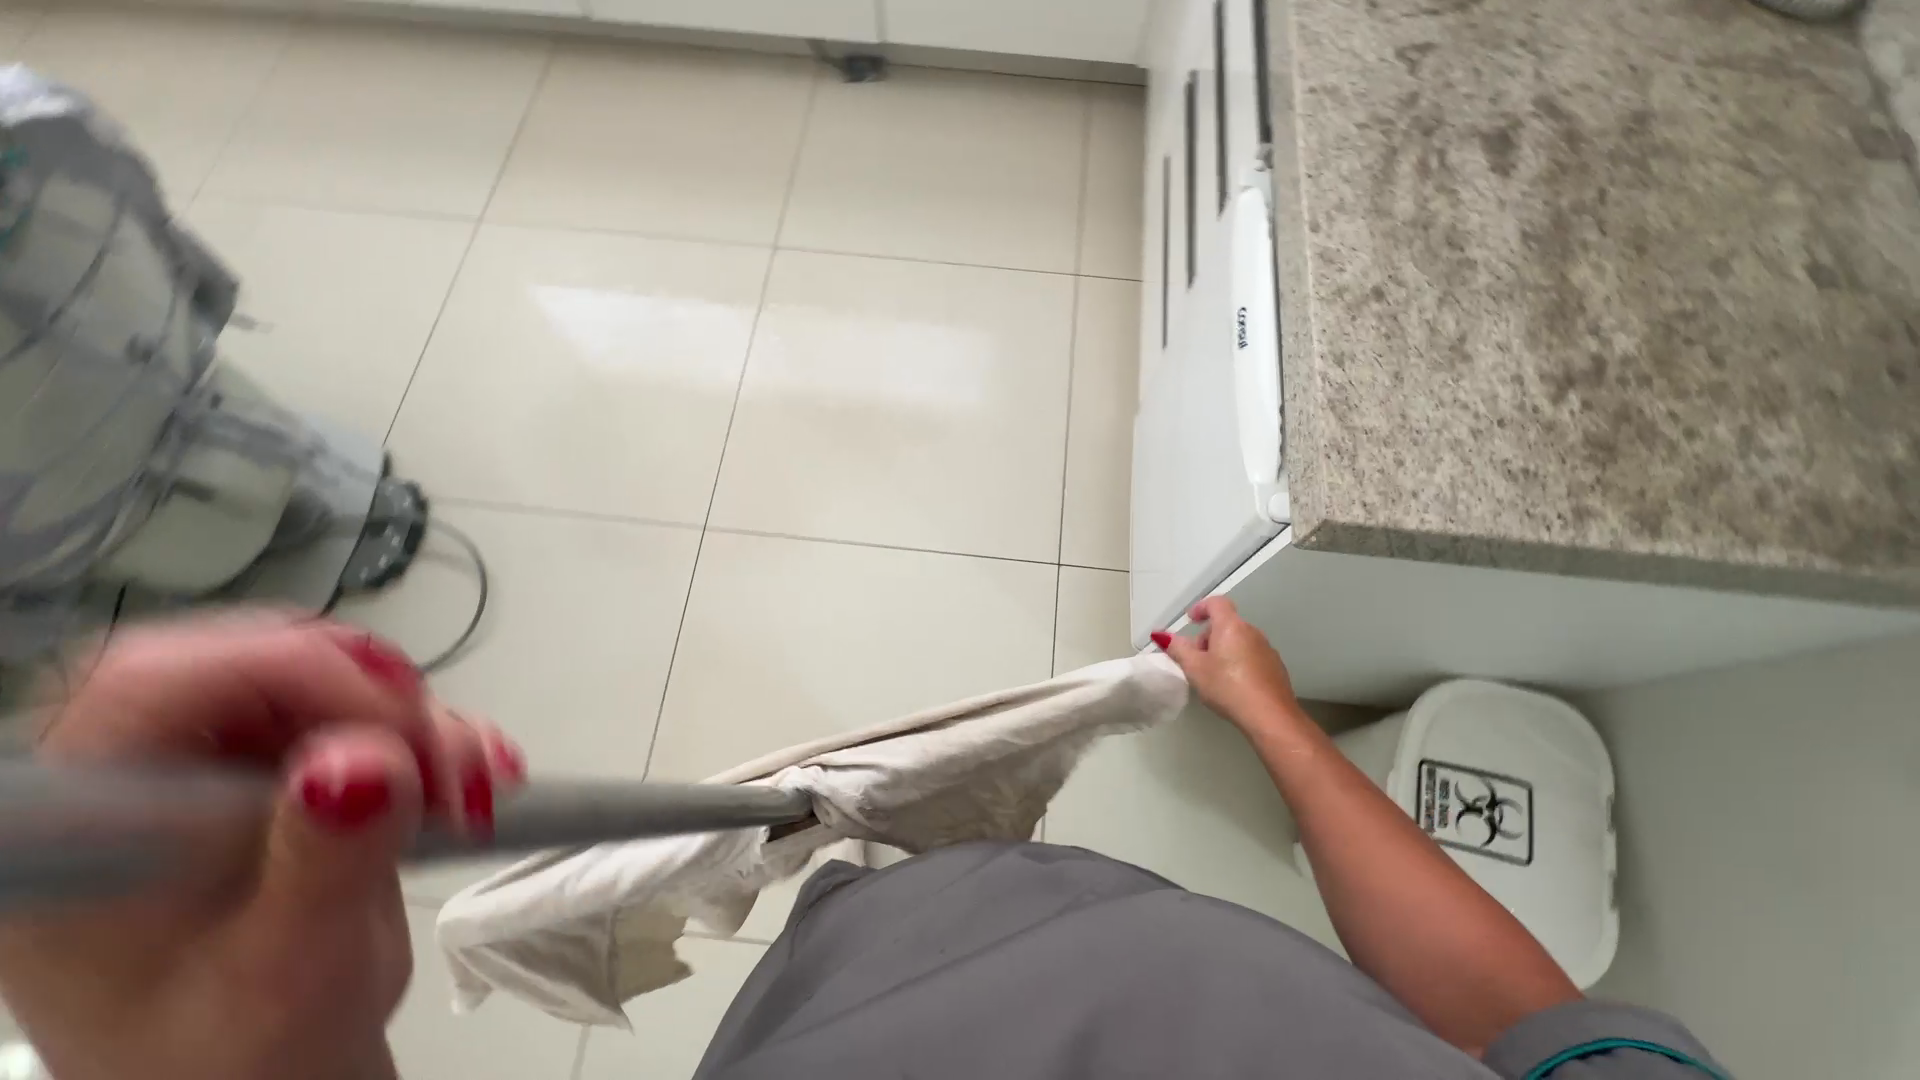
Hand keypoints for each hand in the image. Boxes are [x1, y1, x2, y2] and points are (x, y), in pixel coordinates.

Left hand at [0, 615, 526, 1079]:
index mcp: (93, 830)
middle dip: (373, 695)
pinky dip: (438, 736)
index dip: (281, 670)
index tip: (390, 721)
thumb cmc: (247, 1056)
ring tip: (468, 790)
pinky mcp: (291, 777)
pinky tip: (474, 780)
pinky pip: (372, 715)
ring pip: (330, 683)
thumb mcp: (288, 973)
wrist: (278, 1076)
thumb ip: (322, 867)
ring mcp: (223, 777)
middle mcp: (147, 785)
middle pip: (256, 666)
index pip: (153, 684)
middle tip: (439, 755)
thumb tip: (364, 763)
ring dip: (422, 723)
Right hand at [1151, 598, 1302, 730]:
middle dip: (1208, 636)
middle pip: (1227, 624)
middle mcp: (1252, 632)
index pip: (1216, 603)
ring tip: (1212, 675)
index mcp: (1231, 627)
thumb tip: (1163, 635)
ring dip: (1223, 650)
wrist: (1270, 715)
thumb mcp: (1194, 669)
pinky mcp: (1276, 667)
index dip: (1201, 607)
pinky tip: (1233, 686)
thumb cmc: (1227, 687)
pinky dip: (1238, 662)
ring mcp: (1267, 650)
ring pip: (1239, 641)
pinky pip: (1251, 656)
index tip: (1190, 620)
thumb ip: (1178, 649)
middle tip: (1195, 659)